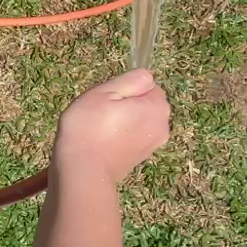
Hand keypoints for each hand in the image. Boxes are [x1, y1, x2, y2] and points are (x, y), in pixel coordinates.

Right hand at [51, 69, 169, 184]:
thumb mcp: (103, 92)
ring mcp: (153, 144)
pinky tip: (102, 142)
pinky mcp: (141, 157)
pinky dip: (120, 136)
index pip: (147, 85)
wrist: (83, 170)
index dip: (125, 89)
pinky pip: (132, 136)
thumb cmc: (88, 127)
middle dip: (126, 105)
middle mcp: (162, 125)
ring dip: (122, 121)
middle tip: (99, 112)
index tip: (106, 99)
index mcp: (156, 106)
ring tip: (98, 129)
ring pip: (138, 121)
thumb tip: (146, 77)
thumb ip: (130, 80)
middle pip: (144, 104)